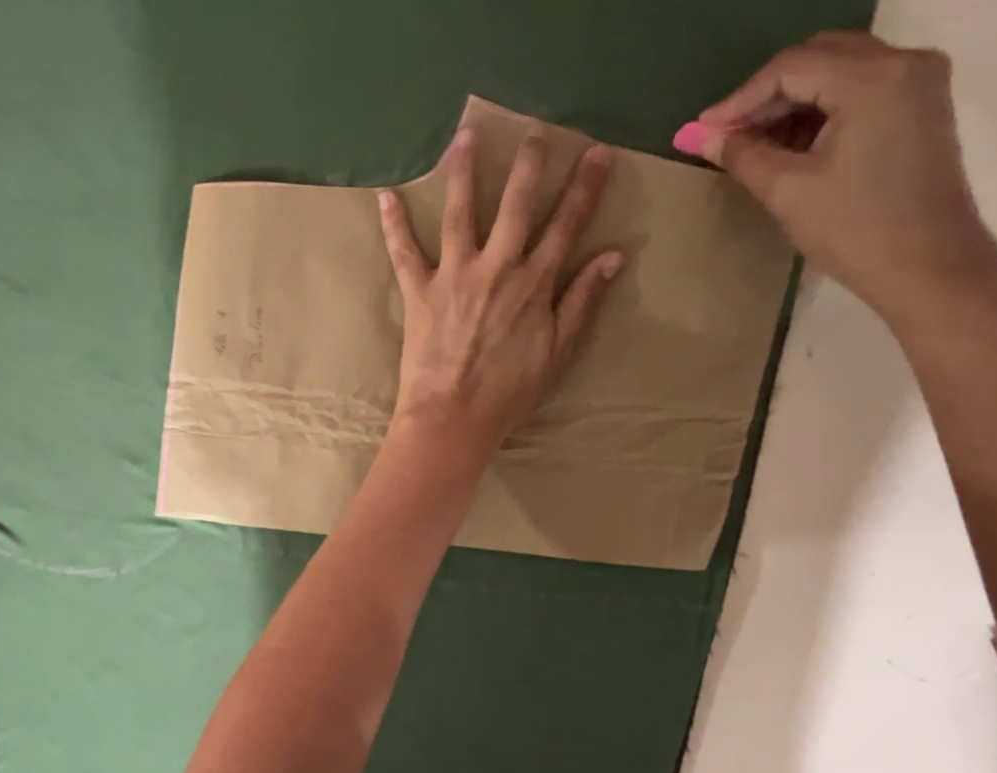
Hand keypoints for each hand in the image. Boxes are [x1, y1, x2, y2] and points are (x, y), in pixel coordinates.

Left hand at [379, 128, 620, 453]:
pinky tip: (385, 195)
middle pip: (516, 205)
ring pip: (460, 214)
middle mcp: (496, 268)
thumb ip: (582, 302)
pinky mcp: (419, 292)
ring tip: (464, 136)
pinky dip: (393, 224)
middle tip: (535, 130)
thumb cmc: (508, 393)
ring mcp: (454, 276)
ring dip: (462, 172)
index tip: (597, 152)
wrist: (452, 418)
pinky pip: (404, 252)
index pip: (566, 224)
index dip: (584, 186)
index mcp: (534, 283)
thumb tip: (611, 256)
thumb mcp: (557, 352)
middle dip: (529, 164)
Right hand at [676, 32, 996, 318]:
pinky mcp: (920, 104)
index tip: (702, 130)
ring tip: (752, 143)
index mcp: (872, 79)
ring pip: (837, 69)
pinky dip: (820, 107)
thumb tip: (704, 138)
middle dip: (765, 95)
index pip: (790, 68)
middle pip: (816, 58)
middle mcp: (903, 63)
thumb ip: (743, 155)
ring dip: (791, 101)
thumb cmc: (853, 228)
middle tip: (725, 135)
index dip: (739, 98)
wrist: (927, 263)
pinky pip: (859, 86)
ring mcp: (918, 81)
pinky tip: (790, 142)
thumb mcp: (787, 190)